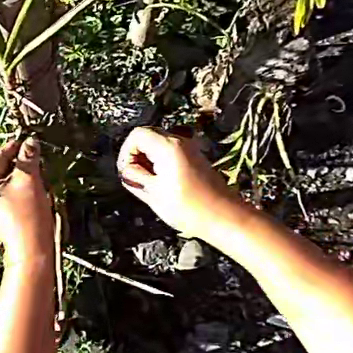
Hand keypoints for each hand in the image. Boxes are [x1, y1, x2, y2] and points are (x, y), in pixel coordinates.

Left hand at [0, 136, 54, 262]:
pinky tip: (32, 189)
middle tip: (31, 157)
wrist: (33, 252)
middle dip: (13, 162)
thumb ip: (28, 158)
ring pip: (1, 183)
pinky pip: (6, 196)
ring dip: (17, 175)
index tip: (25, 143)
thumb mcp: (28, 181)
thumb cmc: (26, 221)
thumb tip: (30, 143)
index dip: (9, 149)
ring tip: (34, 175)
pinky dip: (18, 189)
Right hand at [116, 127, 242, 240]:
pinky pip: (170, 154)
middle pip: (147, 137)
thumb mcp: (153, 195)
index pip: (137, 135)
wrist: (225, 217)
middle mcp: (180, 142)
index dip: (126, 153)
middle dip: (137, 156)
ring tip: (152, 186)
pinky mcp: (195, 159)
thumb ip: (134, 178)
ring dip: (150, 161)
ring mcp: (189, 149)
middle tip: (138, 179)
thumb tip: (126, 171)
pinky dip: (162, 165)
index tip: (128, 171)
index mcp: (168, 147)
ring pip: (158, 145)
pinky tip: (165, 186)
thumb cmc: (192, 209)